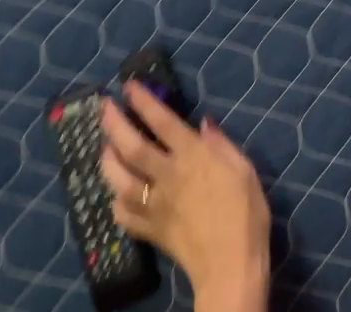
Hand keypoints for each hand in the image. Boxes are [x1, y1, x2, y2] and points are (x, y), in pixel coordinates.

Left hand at [99, 83, 270, 310]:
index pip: (163, 123)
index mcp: (193, 157)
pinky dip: (116, 203)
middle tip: (104, 107)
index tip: (129, 86)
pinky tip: (115, 196)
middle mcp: (168, 176)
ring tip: (103, 147)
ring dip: (108, 161)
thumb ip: (222, 145)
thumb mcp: (245, 169)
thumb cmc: (246, 212)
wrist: (231, 264)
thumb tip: (204, 124)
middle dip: (115, 124)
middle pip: (133, 147)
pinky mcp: (151, 230)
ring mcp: (156, 205)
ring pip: (120, 180)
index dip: (145, 102)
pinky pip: (125, 215)